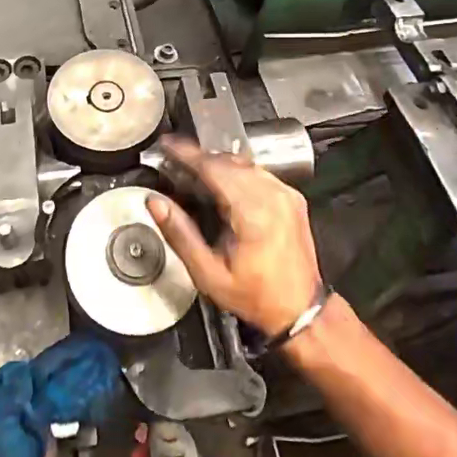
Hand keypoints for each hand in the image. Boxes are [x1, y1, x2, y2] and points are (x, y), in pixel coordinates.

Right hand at [145, 134, 322, 335]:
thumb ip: (180, 234)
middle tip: (173, 161)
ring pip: (244, 163)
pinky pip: (258, 172)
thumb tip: (156, 203)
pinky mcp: (291, 197)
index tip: (166, 146)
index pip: (214, 168)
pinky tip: (221, 181)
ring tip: (192, 170)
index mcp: (253, 212)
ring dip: (217, 163)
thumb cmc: (255, 297)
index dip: (186, 154)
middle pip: (228, 161)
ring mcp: (285, 194)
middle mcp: (273, 196)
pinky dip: (236, 171)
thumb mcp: (208, 274)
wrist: (300, 310)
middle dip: (198, 158)